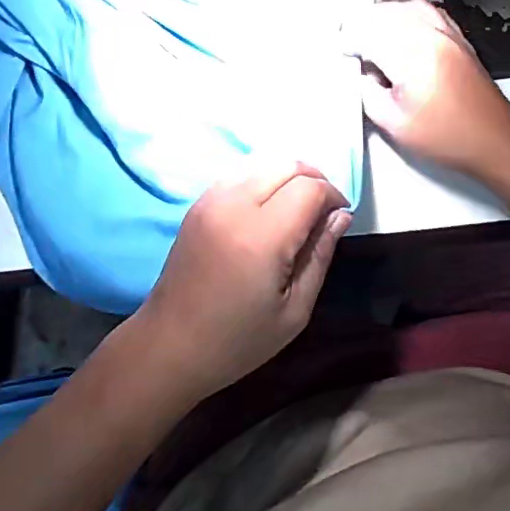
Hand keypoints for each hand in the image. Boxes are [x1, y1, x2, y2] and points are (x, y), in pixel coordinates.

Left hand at [130, 160, 350, 399]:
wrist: (169, 346)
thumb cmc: (238, 340)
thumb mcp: (295, 310)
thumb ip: (320, 255)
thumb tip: (340, 216)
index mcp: (261, 237)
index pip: (309, 188)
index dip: (333, 196)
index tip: (340, 218)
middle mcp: (234, 206)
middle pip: (287, 166)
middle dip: (315, 181)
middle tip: (324, 212)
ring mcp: (211, 201)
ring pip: (263, 164)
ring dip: (288, 178)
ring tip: (298, 210)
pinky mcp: (198, 204)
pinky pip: (240, 175)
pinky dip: (263, 181)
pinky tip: (268, 210)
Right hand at [343, 0, 509, 180]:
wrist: (495, 138)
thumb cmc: (451, 137)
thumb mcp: (395, 125)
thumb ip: (368, 94)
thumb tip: (359, 76)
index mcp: (414, 56)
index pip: (368, 33)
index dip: (348, 42)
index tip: (340, 52)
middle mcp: (432, 36)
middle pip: (384, 13)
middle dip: (362, 26)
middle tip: (350, 45)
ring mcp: (447, 33)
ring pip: (405, 6)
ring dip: (383, 17)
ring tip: (370, 36)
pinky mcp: (457, 38)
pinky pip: (427, 11)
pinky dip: (407, 14)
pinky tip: (399, 29)